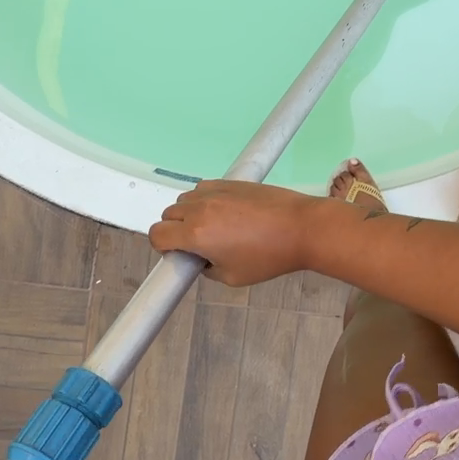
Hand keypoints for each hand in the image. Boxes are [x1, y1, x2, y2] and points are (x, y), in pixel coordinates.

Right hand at [148, 180, 326, 285]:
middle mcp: (201, 208)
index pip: (157, 234)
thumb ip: (207, 269)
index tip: (176, 253)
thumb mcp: (232, 277)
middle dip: (175, 230)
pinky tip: (224, 213)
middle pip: (168, 215)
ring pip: (184, 199)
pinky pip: (203, 188)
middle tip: (196, 244)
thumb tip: (200, 259)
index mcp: (196, 234)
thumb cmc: (270, 256)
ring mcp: (216, 191)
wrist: (301, 227)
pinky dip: (205, 200)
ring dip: (188, 213)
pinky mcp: (231, 182)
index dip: (162, 247)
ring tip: (212, 228)